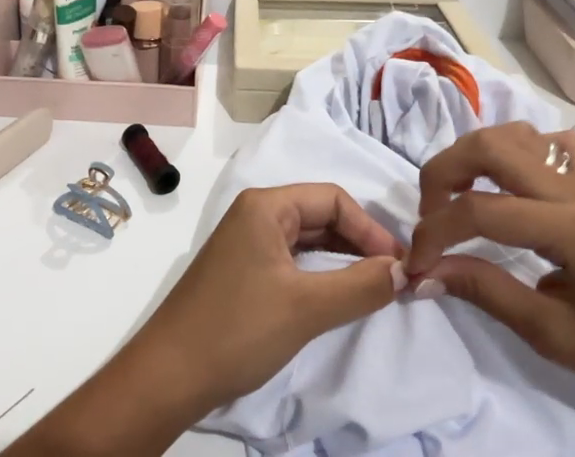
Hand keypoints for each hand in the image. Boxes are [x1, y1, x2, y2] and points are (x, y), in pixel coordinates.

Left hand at [1, 184, 404, 456]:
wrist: (170, 374)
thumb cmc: (238, 328)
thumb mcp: (307, 307)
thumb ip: (361, 285)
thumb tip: (405, 270)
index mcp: (265, 205)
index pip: (333, 199)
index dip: (371, 228)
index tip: (401, 264)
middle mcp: (255, 214)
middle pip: (320, 215)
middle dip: (360, 242)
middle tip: (396, 276)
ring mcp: (246, 243)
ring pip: (307, 240)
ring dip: (343, 259)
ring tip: (377, 286)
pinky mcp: (243, 272)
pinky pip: (292, 261)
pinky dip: (321, 273)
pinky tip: (340, 295)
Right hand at [405, 125, 574, 456]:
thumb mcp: (551, 335)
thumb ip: (485, 291)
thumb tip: (425, 271)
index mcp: (569, 228)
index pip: (479, 210)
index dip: (434, 234)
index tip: (417, 266)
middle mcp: (574, 192)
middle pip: (490, 147)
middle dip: (442, 174)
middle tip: (429, 218)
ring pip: (514, 135)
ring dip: (472, 157)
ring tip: (457, 199)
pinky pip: (549, 145)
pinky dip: (517, 150)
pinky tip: (508, 182)